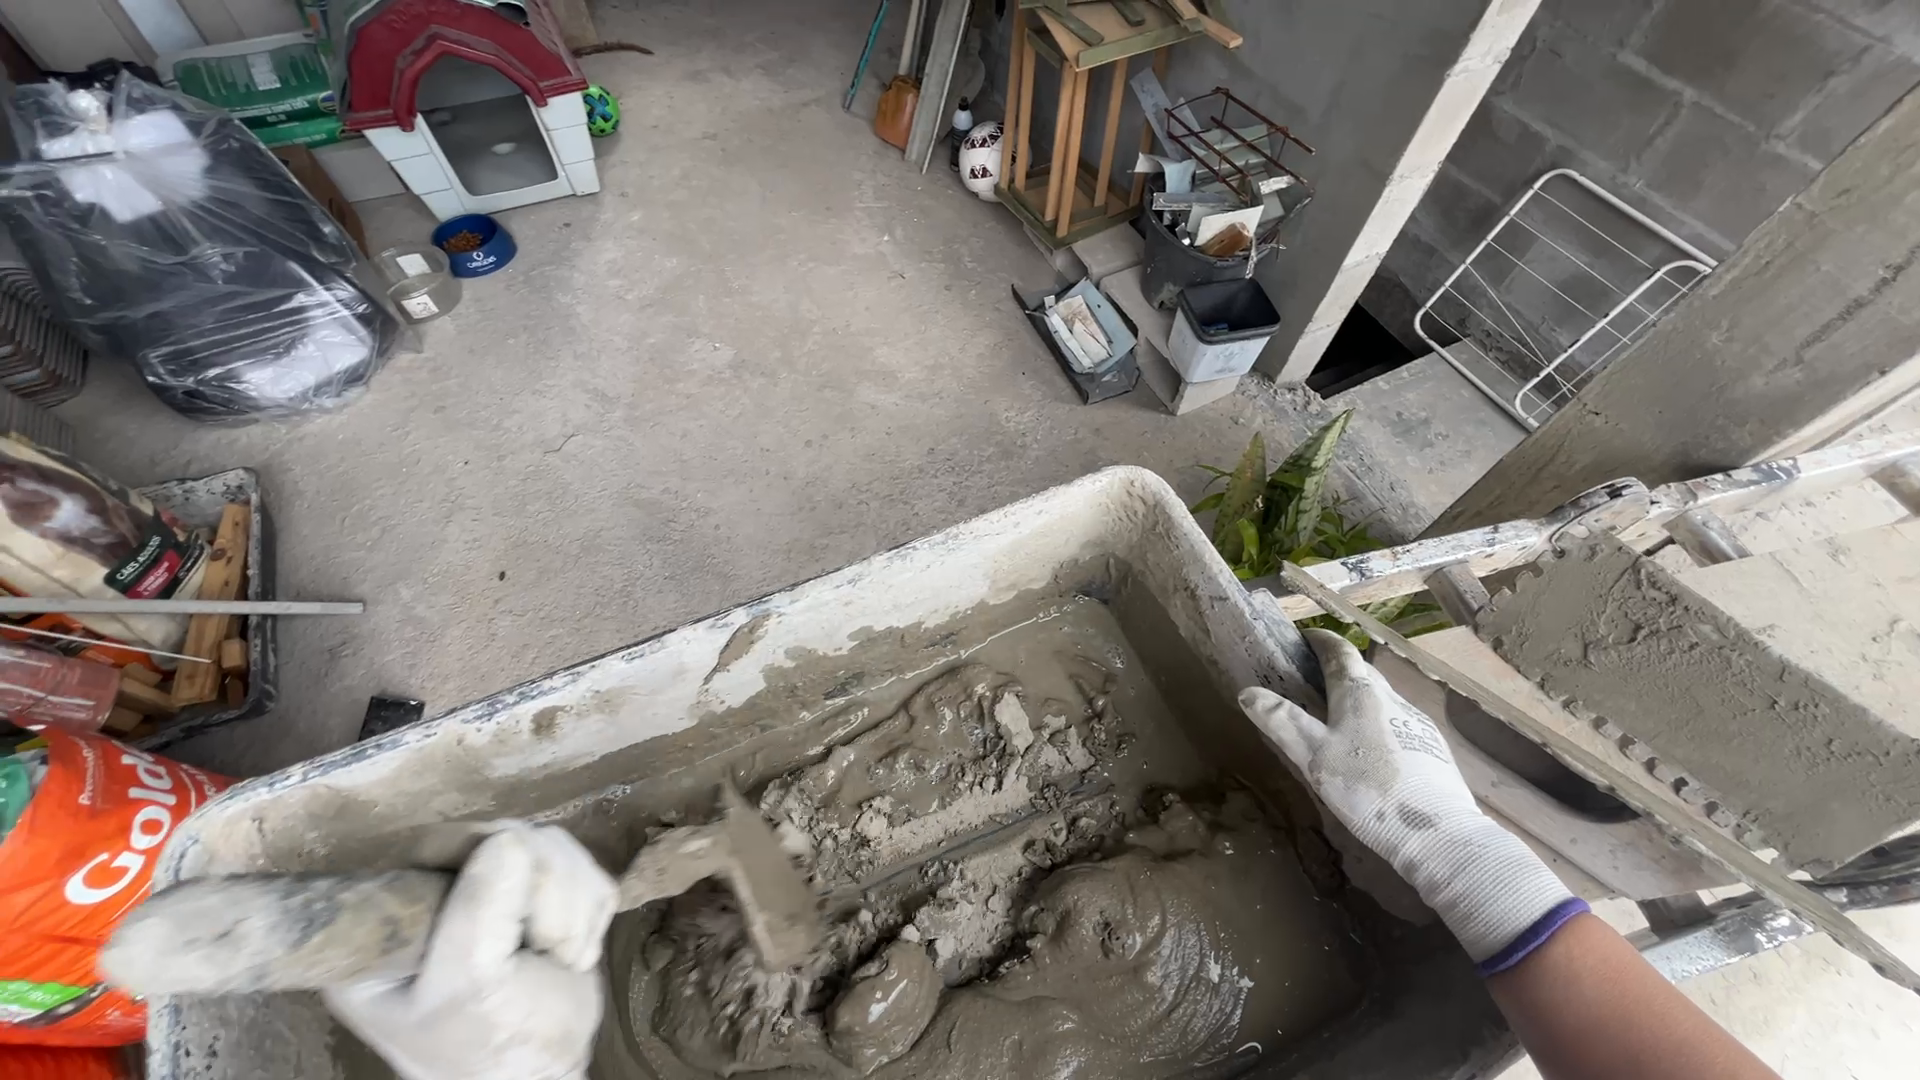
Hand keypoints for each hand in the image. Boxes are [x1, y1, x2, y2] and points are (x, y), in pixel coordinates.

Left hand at [323, 824, 618, 1079]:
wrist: (545, 1075)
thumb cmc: (487, 1046)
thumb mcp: (467, 987)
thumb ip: (477, 912)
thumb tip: (509, 839)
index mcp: (397, 918)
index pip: (444, 843)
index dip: (489, 861)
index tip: (511, 913)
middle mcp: (446, 894)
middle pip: (514, 838)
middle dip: (548, 892)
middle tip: (545, 947)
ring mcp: (503, 891)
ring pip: (559, 847)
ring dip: (575, 906)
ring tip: (561, 956)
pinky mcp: (553, 894)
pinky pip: (589, 867)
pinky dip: (594, 909)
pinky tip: (574, 952)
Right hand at [1239, 629, 1581, 971]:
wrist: (1441, 836)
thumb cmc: (1369, 788)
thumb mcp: (1313, 756)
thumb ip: (1281, 721)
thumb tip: (1247, 692)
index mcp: (1361, 695)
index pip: (1340, 652)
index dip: (1321, 640)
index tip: (1304, 637)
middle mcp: (1392, 700)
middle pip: (1363, 672)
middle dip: (1337, 667)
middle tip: (1311, 677)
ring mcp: (1417, 724)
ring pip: (1382, 698)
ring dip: (1358, 696)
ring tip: (1336, 715)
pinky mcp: (1433, 750)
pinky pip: (1396, 722)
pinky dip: (1376, 721)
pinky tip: (1369, 750)